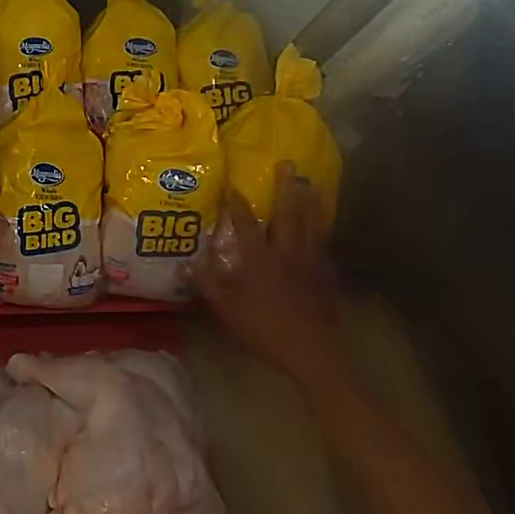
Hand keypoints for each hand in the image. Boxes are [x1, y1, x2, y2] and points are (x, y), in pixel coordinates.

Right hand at [194, 163, 347, 389]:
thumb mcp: (227, 310)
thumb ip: (209, 284)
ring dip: (310, 202)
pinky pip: (323, 245)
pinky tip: (324, 228)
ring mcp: (308, 261)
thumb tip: (190, 262)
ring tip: (312, 184)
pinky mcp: (324, 274)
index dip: (237, 203)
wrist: (309, 349)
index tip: (232, 184)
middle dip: (286, 187)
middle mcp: (285, 251)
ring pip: (310, 224)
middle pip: (287, 213)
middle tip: (289, 164)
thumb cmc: (263, 329)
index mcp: (259, 258)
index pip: (246, 223)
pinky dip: (323, 232)